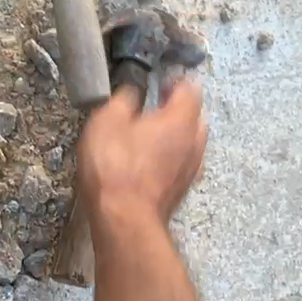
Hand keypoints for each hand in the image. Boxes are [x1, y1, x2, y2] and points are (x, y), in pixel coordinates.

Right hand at [77, 76, 206, 226]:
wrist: (124, 218)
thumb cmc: (115, 166)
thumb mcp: (106, 122)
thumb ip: (122, 100)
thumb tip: (132, 93)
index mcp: (180, 118)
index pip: (190, 88)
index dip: (174, 82)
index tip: (159, 84)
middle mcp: (195, 140)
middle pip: (193, 116)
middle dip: (175, 111)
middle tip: (150, 113)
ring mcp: (192, 167)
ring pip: (189, 142)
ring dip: (173, 137)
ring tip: (148, 141)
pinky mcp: (182, 189)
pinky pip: (180, 165)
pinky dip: (169, 160)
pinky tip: (148, 167)